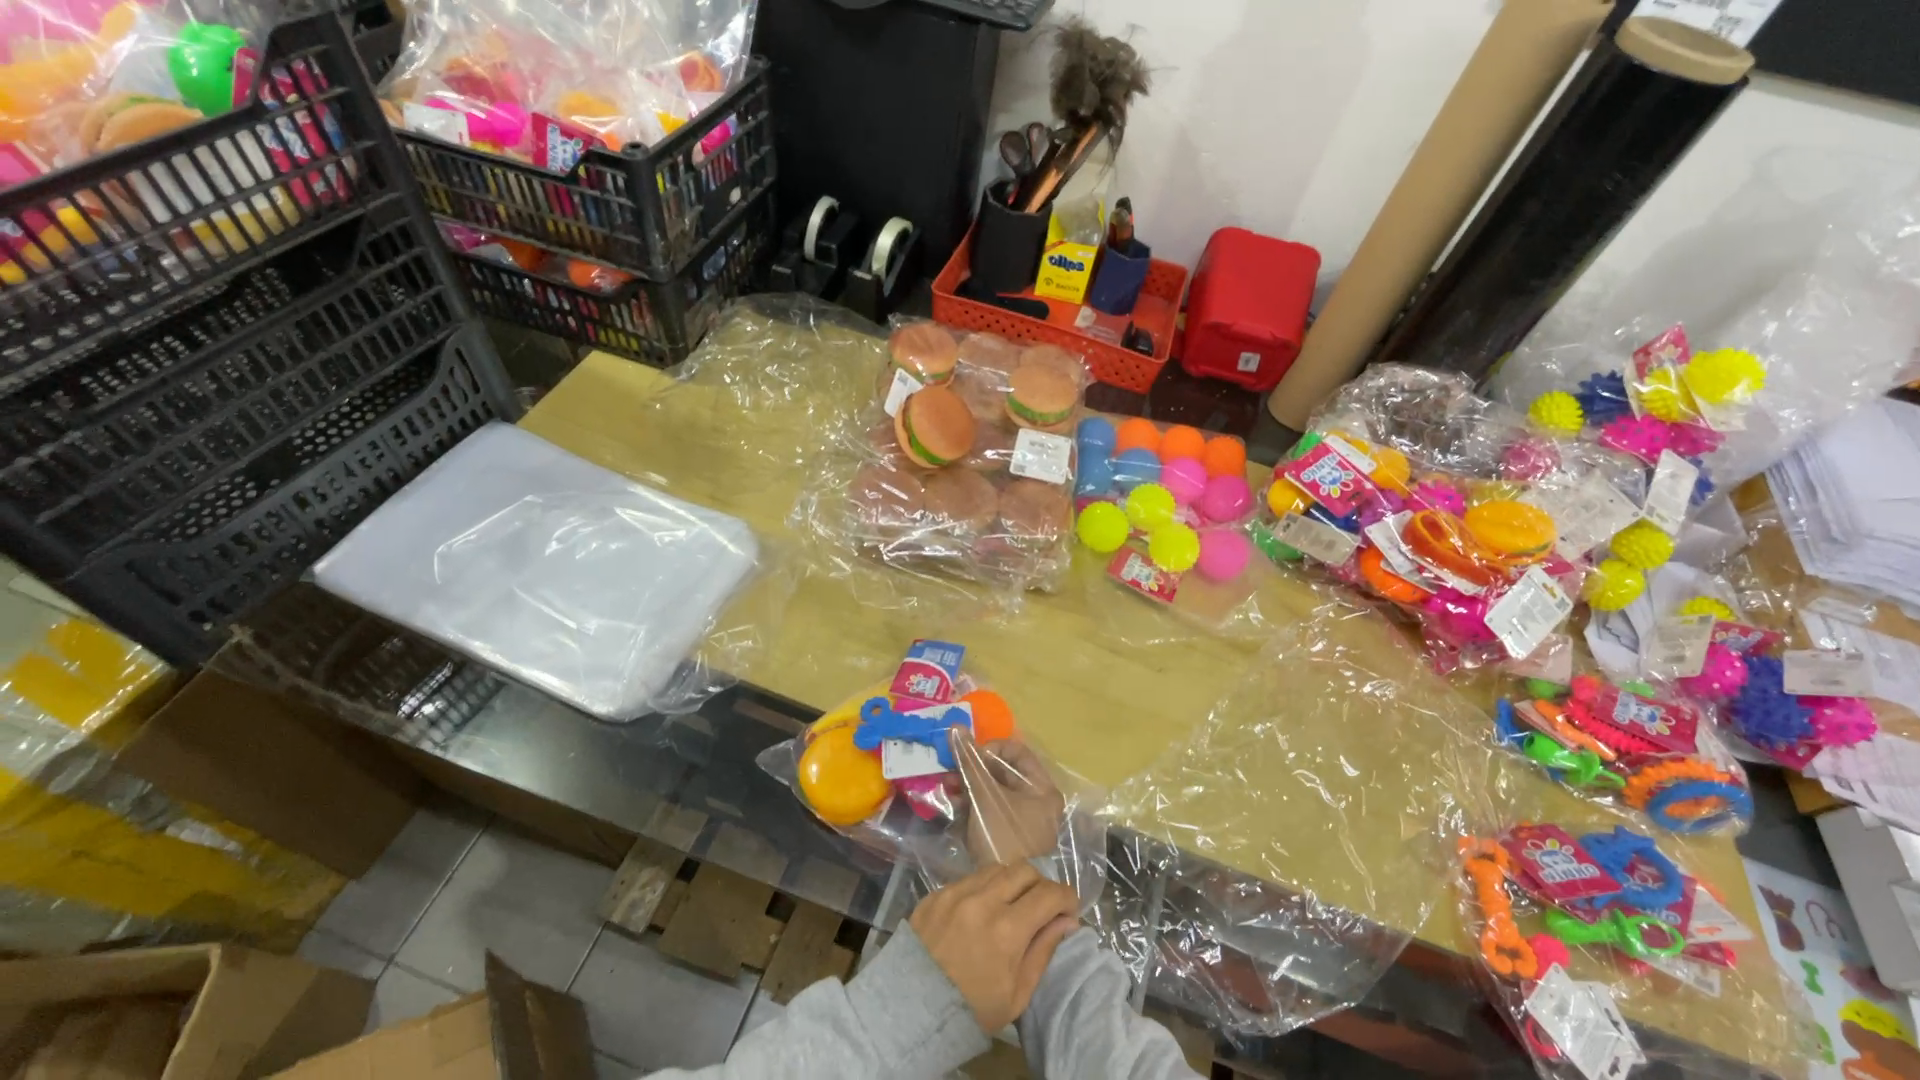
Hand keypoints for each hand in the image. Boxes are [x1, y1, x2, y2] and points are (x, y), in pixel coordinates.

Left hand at [909, 862, 1079, 1031]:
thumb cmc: (971, 1010)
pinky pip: (969, 878)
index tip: (1068, 911)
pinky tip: (980, 911)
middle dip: (1040, 885)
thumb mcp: (1017, 994)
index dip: (1067, 898)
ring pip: (996, 868)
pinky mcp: (936, 894)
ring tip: (1009, 905)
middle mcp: (983, 901)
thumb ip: (1043, 951)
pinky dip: (983, 888)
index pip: (1050, 894)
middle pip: (1025, 870)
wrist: (911, 1011)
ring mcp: (956, 893)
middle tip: (1040, 907)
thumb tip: (1067, 921)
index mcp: (1008, 930)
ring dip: (1011, 882)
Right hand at [955, 736, 1066, 865]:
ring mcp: (1024, 820)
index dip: (990, 747)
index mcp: (1043, 788)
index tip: (969, 756)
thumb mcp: (984, 794)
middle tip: (951, 770)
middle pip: (1004, 772)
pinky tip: (954, 805)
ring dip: (970, 786)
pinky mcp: (1009, 835)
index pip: (1017, 751)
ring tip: (947, 788)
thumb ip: (970, 761)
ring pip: (994, 791)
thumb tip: (955, 728)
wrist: (1005, 888)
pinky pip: (991, 810)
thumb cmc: (1002, 835)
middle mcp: (1039, 802)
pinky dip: (974, 804)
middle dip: (974, 769)